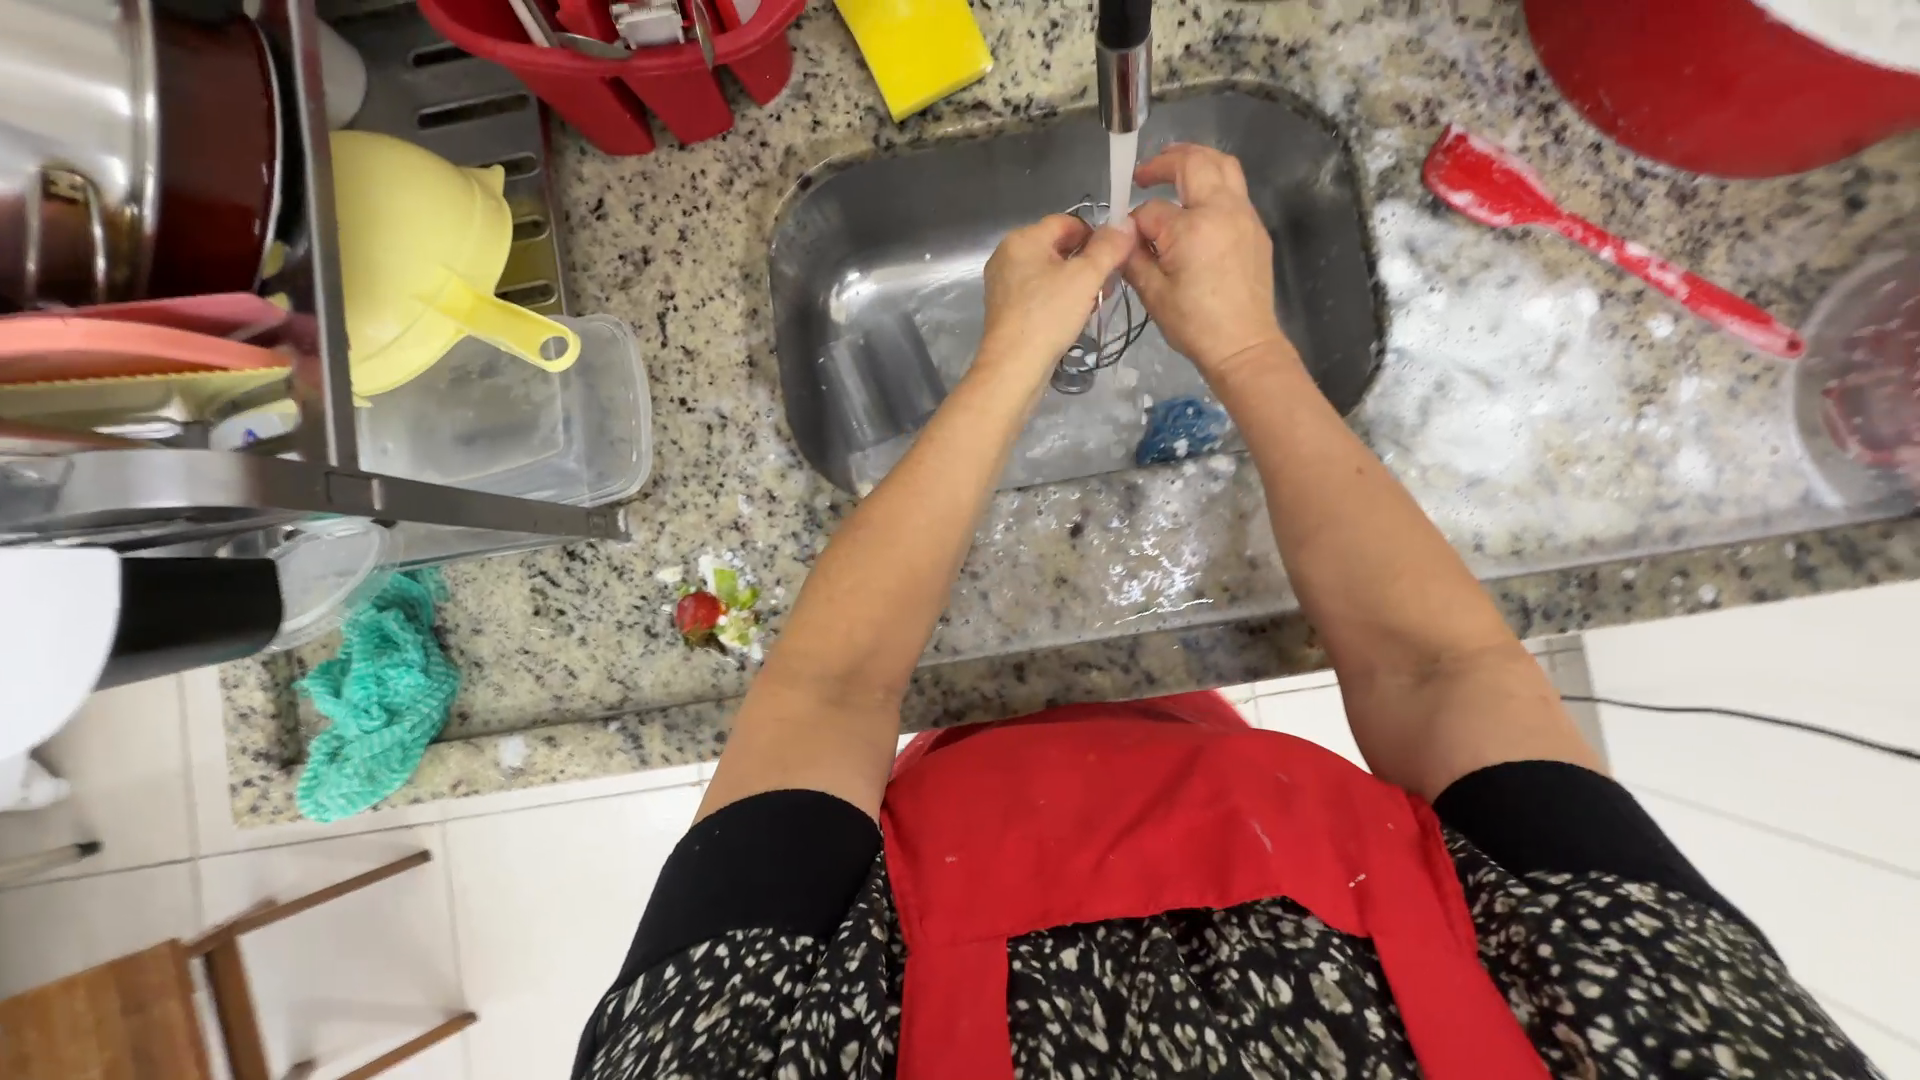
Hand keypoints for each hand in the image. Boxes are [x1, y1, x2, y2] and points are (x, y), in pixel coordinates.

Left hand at [976, 214, 1135, 385]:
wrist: (1014, 366)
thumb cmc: (1049, 315)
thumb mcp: (1086, 277)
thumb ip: (1108, 247)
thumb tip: (1125, 224)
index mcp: (1022, 238)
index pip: (1067, 222)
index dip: (1095, 235)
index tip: (1113, 259)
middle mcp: (1007, 256)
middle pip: (1057, 248)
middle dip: (1086, 264)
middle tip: (1106, 287)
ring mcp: (1003, 284)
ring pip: (1048, 273)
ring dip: (1075, 284)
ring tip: (1092, 304)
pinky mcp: (1005, 309)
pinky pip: (1037, 293)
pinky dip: (1057, 299)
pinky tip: (1071, 318)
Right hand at [1124, 144, 1294, 380]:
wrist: (1243, 344)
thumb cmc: (1194, 324)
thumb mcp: (1153, 293)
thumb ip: (1134, 257)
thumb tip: (1124, 237)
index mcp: (1192, 228)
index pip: (1152, 210)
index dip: (1134, 222)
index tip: (1125, 238)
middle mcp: (1222, 210)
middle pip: (1195, 162)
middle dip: (1166, 161)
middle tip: (1145, 173)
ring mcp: (1244, 215)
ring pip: (1223, 166)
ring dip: (1196, 162)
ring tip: (1174, 171)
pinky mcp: (1255, 228)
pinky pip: (1234, 190)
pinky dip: (1213, 185)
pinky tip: (1197, 205)